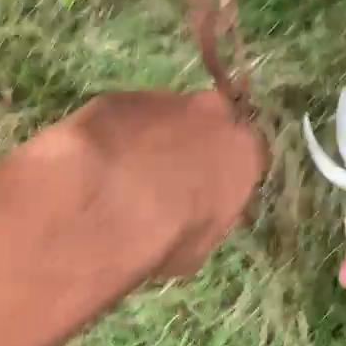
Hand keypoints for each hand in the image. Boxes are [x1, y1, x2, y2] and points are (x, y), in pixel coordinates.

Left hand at [64, 90, 267, 279]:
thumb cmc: (169, 235)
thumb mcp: (197, 249)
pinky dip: (116, 137)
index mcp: (242, 154)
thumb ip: (203, 222)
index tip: (207, 195)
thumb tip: (192, 223)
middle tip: (166, 181)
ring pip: (164, 118)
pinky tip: (100, 164)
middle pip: (207, 126)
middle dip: (190, 148)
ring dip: (151, 141)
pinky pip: (124, 118)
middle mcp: (211, 115)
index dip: (223, 177)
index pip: (245, 159)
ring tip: (125, 176)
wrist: (112, 202)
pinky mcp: (121, 96)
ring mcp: (165, 99)